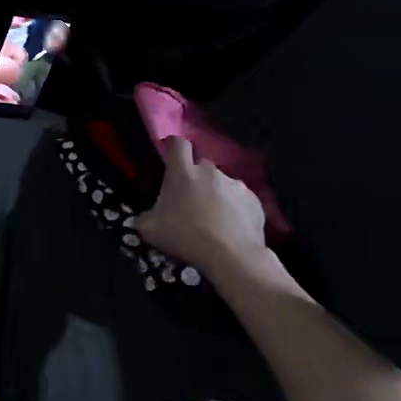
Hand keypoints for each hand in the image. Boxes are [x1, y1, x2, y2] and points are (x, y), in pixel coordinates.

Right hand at [136, 136, 287, 289]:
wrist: (231, 257)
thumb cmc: (185, 236)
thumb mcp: (149, 229)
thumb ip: (145, 216)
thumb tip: (146, 216)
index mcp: (182, 172)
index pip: (177, 144)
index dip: (172, 146)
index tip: (169, 154)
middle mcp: (210, 171)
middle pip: (200, 166)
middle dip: (195, 178)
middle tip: (190, 200)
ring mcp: (235, 184)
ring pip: (222, 184)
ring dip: (216, 195)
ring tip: (214, 219)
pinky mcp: (254, 201)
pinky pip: (240, 200)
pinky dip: (235, 209)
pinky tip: (231, 227)